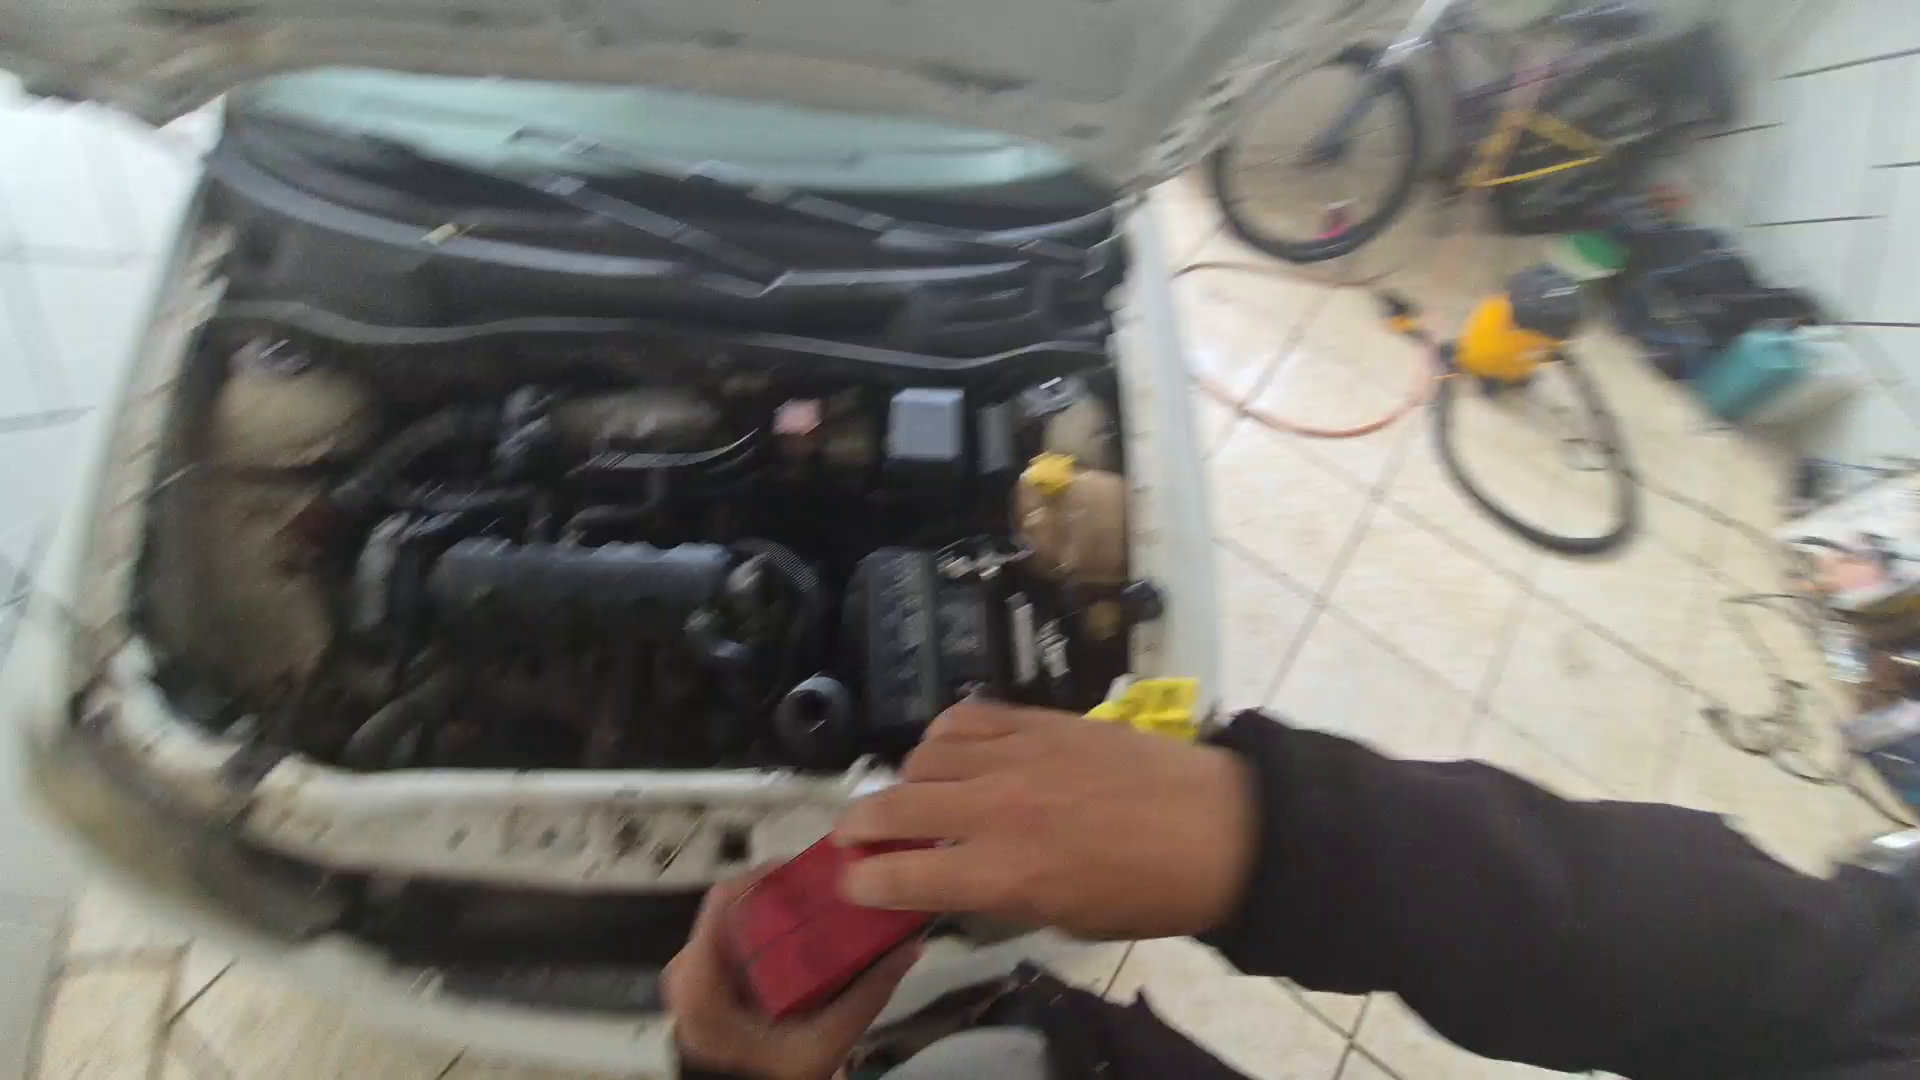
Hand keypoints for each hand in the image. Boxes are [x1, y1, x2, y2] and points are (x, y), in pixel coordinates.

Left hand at [664, 874, 922, 1079]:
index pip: (725, 897)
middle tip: (829, 890)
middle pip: (735, 900)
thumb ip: (866, 996)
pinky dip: (765, 924)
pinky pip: (731, 930)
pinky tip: (800, 932)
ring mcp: (690, 971)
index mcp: (701, 980)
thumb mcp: (824, 1045)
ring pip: (735, 912)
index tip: (814, 871)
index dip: (769, 874)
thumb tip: (911, 945)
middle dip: (783, 889)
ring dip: (776, 906)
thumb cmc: (773, 1077)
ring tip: (819, 907)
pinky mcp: (700, 976)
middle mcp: (686, 967)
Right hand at [834, 702, 1257, 940]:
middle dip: (857, 824)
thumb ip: (998, 895)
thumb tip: (956, 875)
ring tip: (918, 791)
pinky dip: (945, 733)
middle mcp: (994, 810)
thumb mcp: (1066, 918)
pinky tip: (951, 747)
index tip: (850, 880)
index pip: (902, 876)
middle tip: (853, 834)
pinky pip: (966, 715)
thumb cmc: (1145, 891)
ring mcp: (1013, 755)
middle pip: (895, 806)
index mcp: (1003, 875)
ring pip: (923, 754)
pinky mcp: (1036, 719)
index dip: (862, 881)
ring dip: (907, 778)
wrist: (1212, 825)